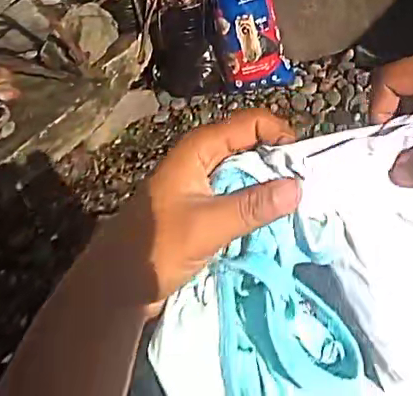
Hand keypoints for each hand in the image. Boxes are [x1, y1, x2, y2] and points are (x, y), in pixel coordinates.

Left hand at [75, 109, 302, 316]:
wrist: (112, 289)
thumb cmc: (155, 247)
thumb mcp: (208, 226)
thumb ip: (252, 206)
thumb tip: (298, 187)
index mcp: (201, 147)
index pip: (251, 122)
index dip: (279, 133)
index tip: (301, 161)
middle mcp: (203, 156)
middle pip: (250, 143)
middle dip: (276, 159)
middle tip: (301, 183)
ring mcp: (201, 180)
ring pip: (245, 168)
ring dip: (266, 181)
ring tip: (290, 200)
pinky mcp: (201, 204)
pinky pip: (237, 190)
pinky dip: (254, 198)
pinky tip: (268, 215)